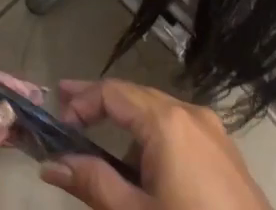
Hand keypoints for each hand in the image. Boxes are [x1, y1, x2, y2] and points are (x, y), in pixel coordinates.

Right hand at [39, 79, 268, 209]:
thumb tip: (52, 164)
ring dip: (126, 121)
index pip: (113, 92)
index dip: (81, 101)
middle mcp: (190, 113)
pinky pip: (179, 129)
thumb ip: (93, 183)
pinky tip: (140, 162)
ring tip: (98, 142)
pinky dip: (152, 135)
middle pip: (135, 96)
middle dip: (100, 102)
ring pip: (158, 112)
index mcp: (167, 122)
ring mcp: (212, 129)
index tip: (56, 121)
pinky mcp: (223, 150)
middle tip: (65, 111)